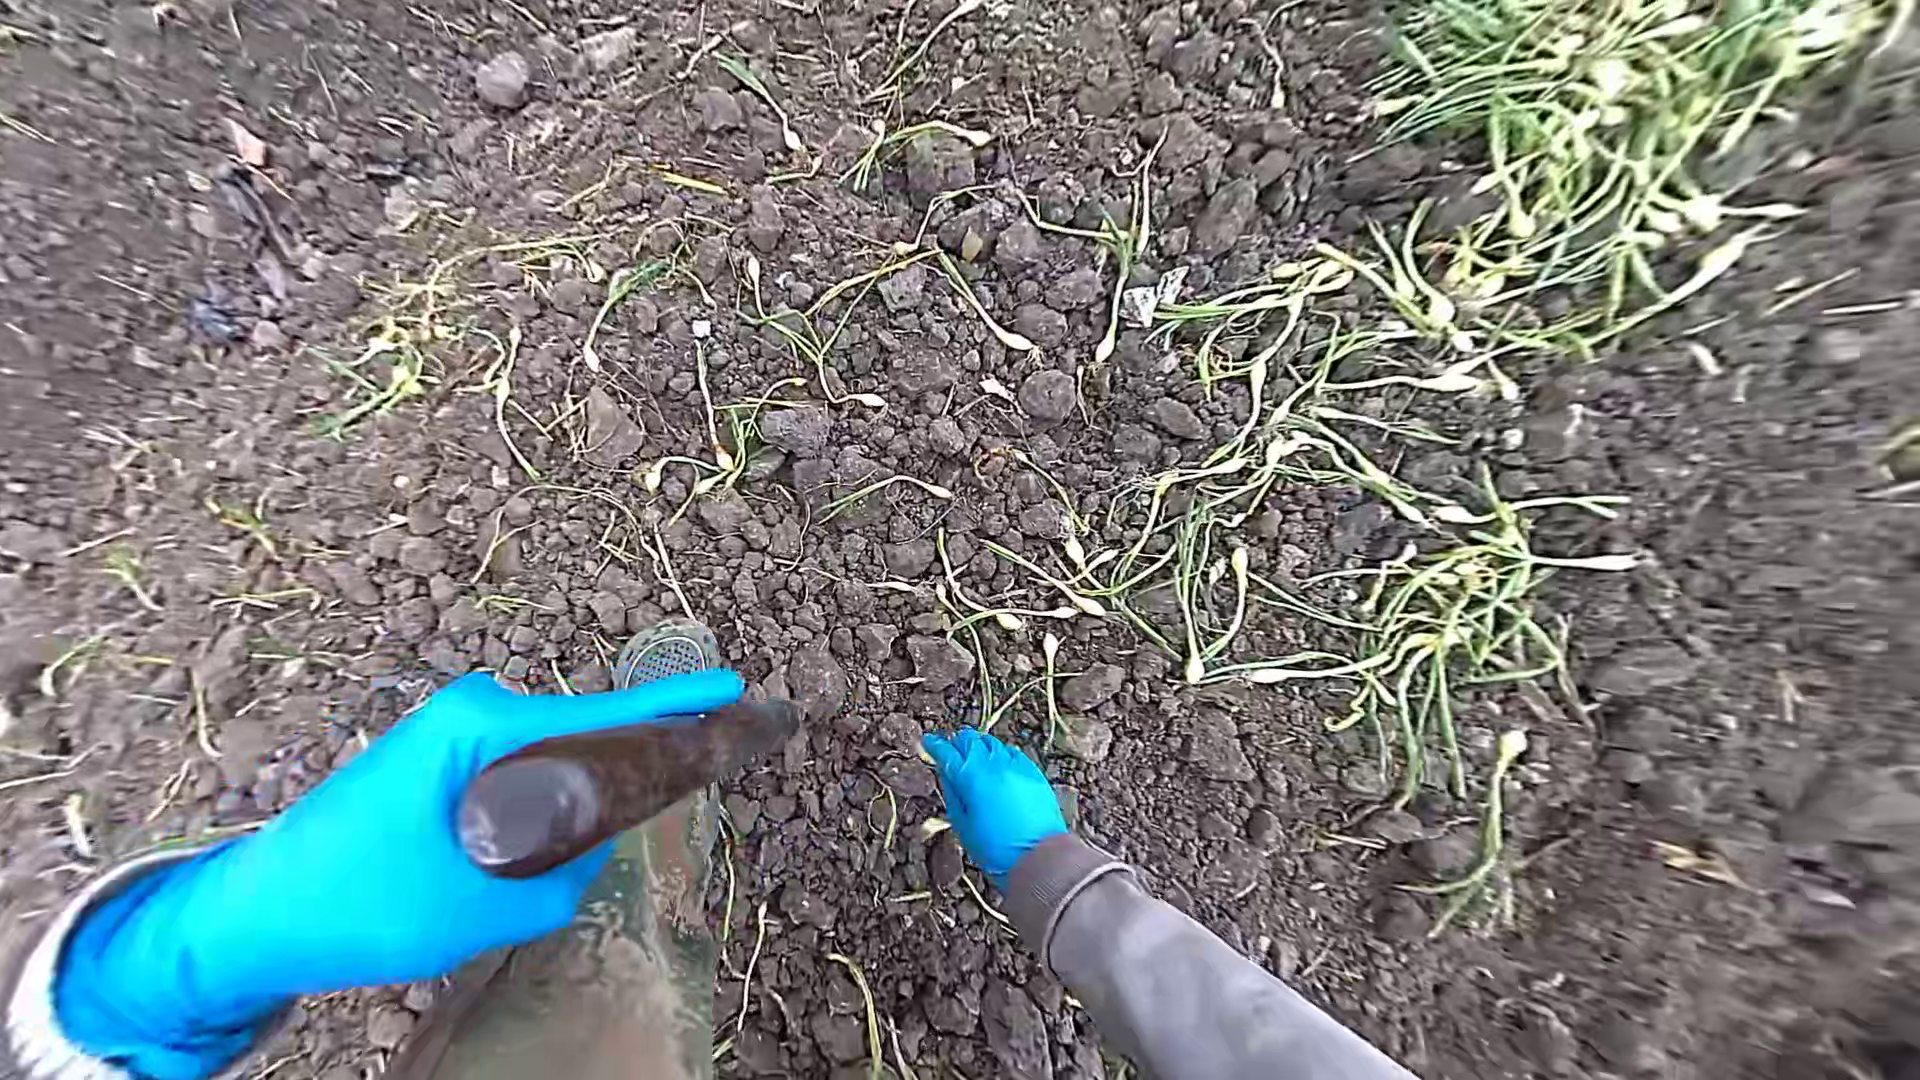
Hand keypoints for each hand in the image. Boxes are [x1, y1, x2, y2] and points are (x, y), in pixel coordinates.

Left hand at [59, 670, 742, 1053]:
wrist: (241, 920)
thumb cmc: (353, 908)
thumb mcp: (473, 911)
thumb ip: (562, 882)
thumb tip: (600, 852)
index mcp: (482, 724)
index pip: (603, 712)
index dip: (675, 702)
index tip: (730, 688)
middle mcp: (481, 706)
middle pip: (589, 726)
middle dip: (633, 753)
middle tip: (672, 779)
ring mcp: (467, 721)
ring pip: (560, 747)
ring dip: (587, 780)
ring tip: (590, 827)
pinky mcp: (457, 742)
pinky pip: (532, 756)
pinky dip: (556, 784)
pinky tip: (552, 824)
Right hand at [922, 728, 1067, 887]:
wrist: (1038, 857)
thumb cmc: (997, 849)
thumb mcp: (962, 825)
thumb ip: (952, 793)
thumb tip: (947, 773)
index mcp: (970, 777)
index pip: (947, 751)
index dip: (935, 745)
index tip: (929, 742)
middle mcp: (992, 764)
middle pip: (969, 739)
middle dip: (957, 743)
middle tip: (952, 750)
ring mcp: (1014, 764)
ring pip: (990, 742)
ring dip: (979, 746)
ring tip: (974, 757)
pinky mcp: (1031, 769)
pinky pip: (1010, 752)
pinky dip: (1000, 754)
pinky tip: (998, 764)